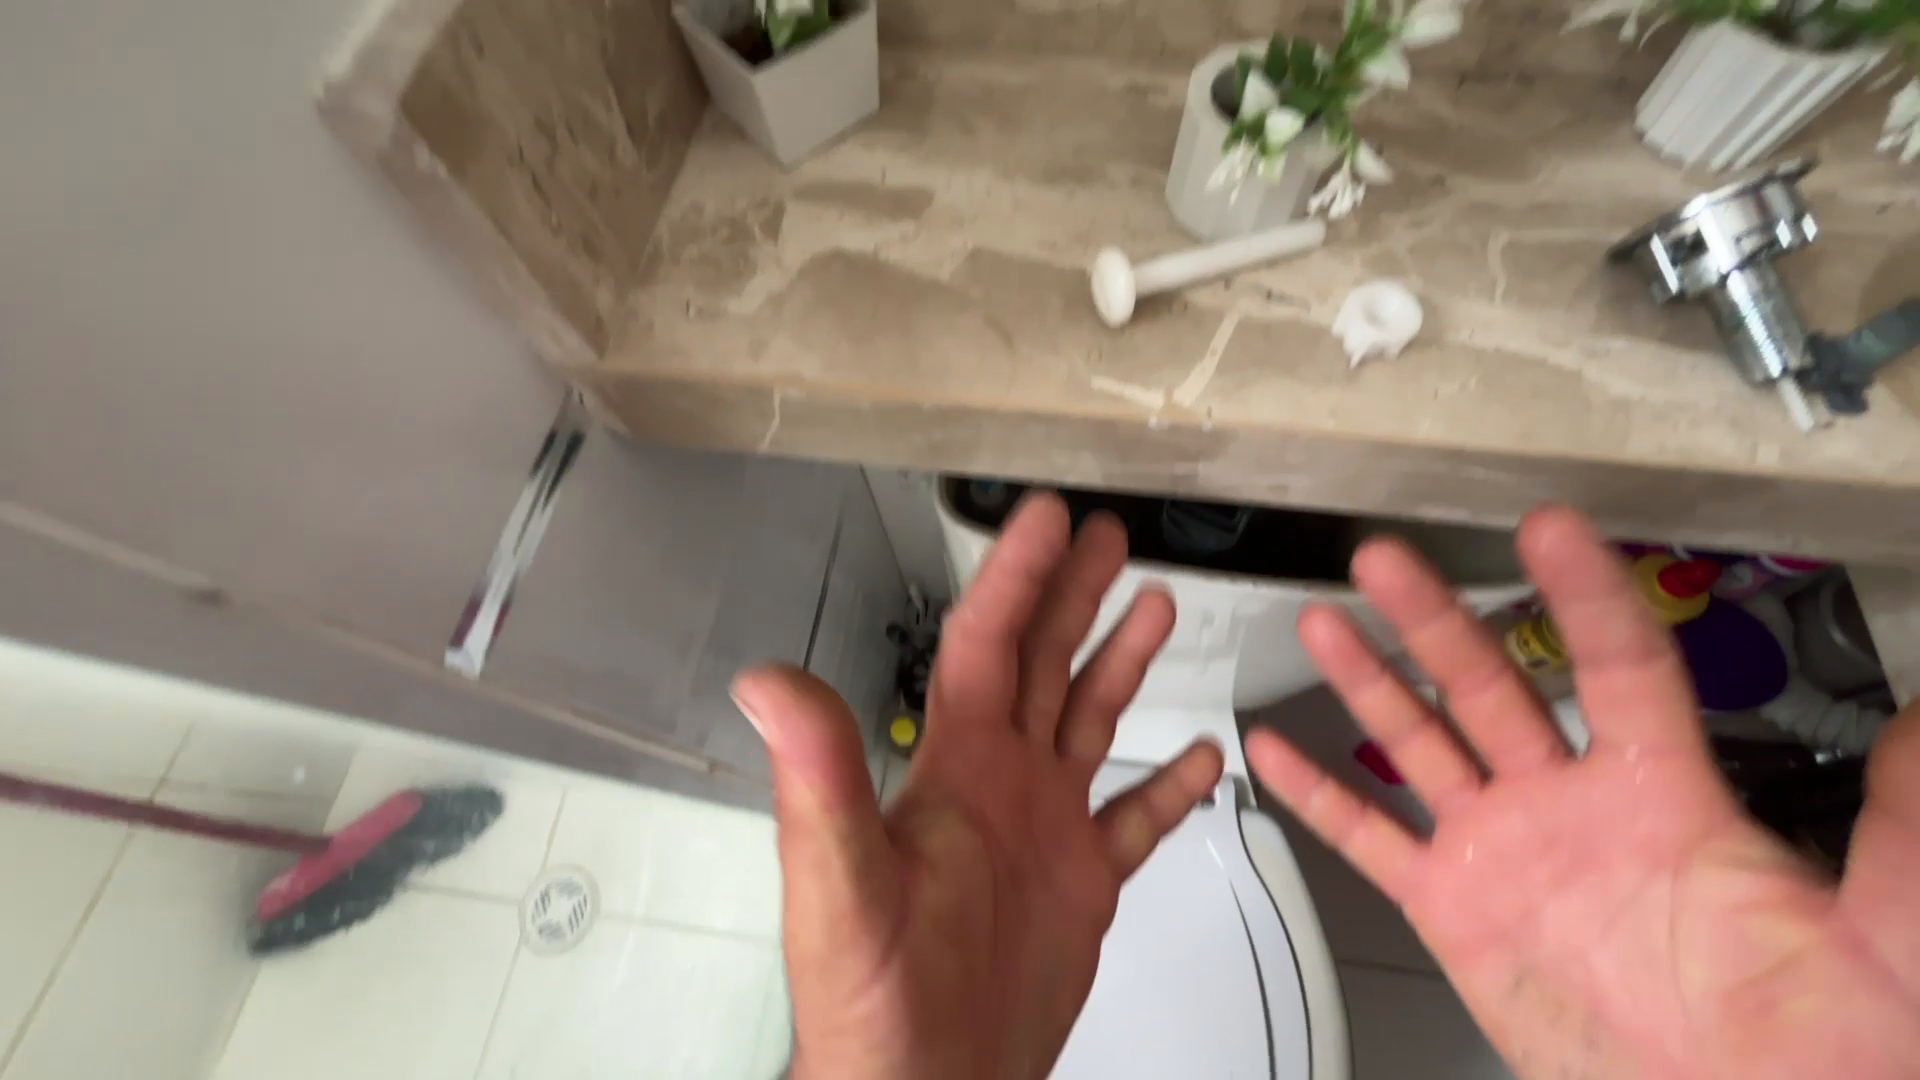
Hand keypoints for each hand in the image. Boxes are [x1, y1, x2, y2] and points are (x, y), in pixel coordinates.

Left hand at [732, 493, 1223, 1079]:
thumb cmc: (877, 991)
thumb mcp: (841, 878)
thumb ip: (818, 776)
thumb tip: (766, 682)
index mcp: (957, 759)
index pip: (988, 639)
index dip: (1017, 574)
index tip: (1045, 519)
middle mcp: (1001, 774)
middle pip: (1045, 658)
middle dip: (1073, 591)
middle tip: (1104, 536)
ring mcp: (1045, 822)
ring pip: (1090, 718)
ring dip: (1122, 662)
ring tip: (1153, 606)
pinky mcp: (1082, 877)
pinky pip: (1135, 816)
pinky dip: (1169, 786)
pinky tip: (1200, 758)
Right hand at [1250, 506, 1919, 1078]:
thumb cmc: (1821, 1054)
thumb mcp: (1891, 948)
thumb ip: (1902, 838)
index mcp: (1657, 797)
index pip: (1615, 669)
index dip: (1583, 595)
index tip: (1546, 529)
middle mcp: (1560, 802)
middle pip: (1482, 686)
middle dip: (1431, 617)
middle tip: (1384, 559)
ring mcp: (1493, 847)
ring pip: (1414, 743)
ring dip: (1364, 683)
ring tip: (1322, 625)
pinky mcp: (1445, 901)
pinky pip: (1367, 837)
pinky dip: (1317, 795)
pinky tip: (1273, 752)